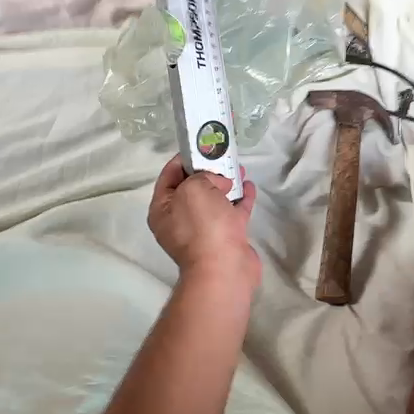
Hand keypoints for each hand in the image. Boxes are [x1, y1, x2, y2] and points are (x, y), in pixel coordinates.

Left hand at [148, 156, 260, 283]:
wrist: (224, 268)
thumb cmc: (202, 226)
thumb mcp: (194, 189)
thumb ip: (203, 177)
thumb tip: (219, 183)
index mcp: (163, 209)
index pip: (169, 176)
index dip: (184, 158)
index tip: (202, 145)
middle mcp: (180, 219)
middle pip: (193, 188)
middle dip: (208, 170)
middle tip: (223, 155)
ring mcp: (204, 229)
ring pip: (215, 199)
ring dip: (226, 183)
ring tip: (239, 168)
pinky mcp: (227, 236)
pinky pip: (233, 212)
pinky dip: (241, 199)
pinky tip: (249, 186)